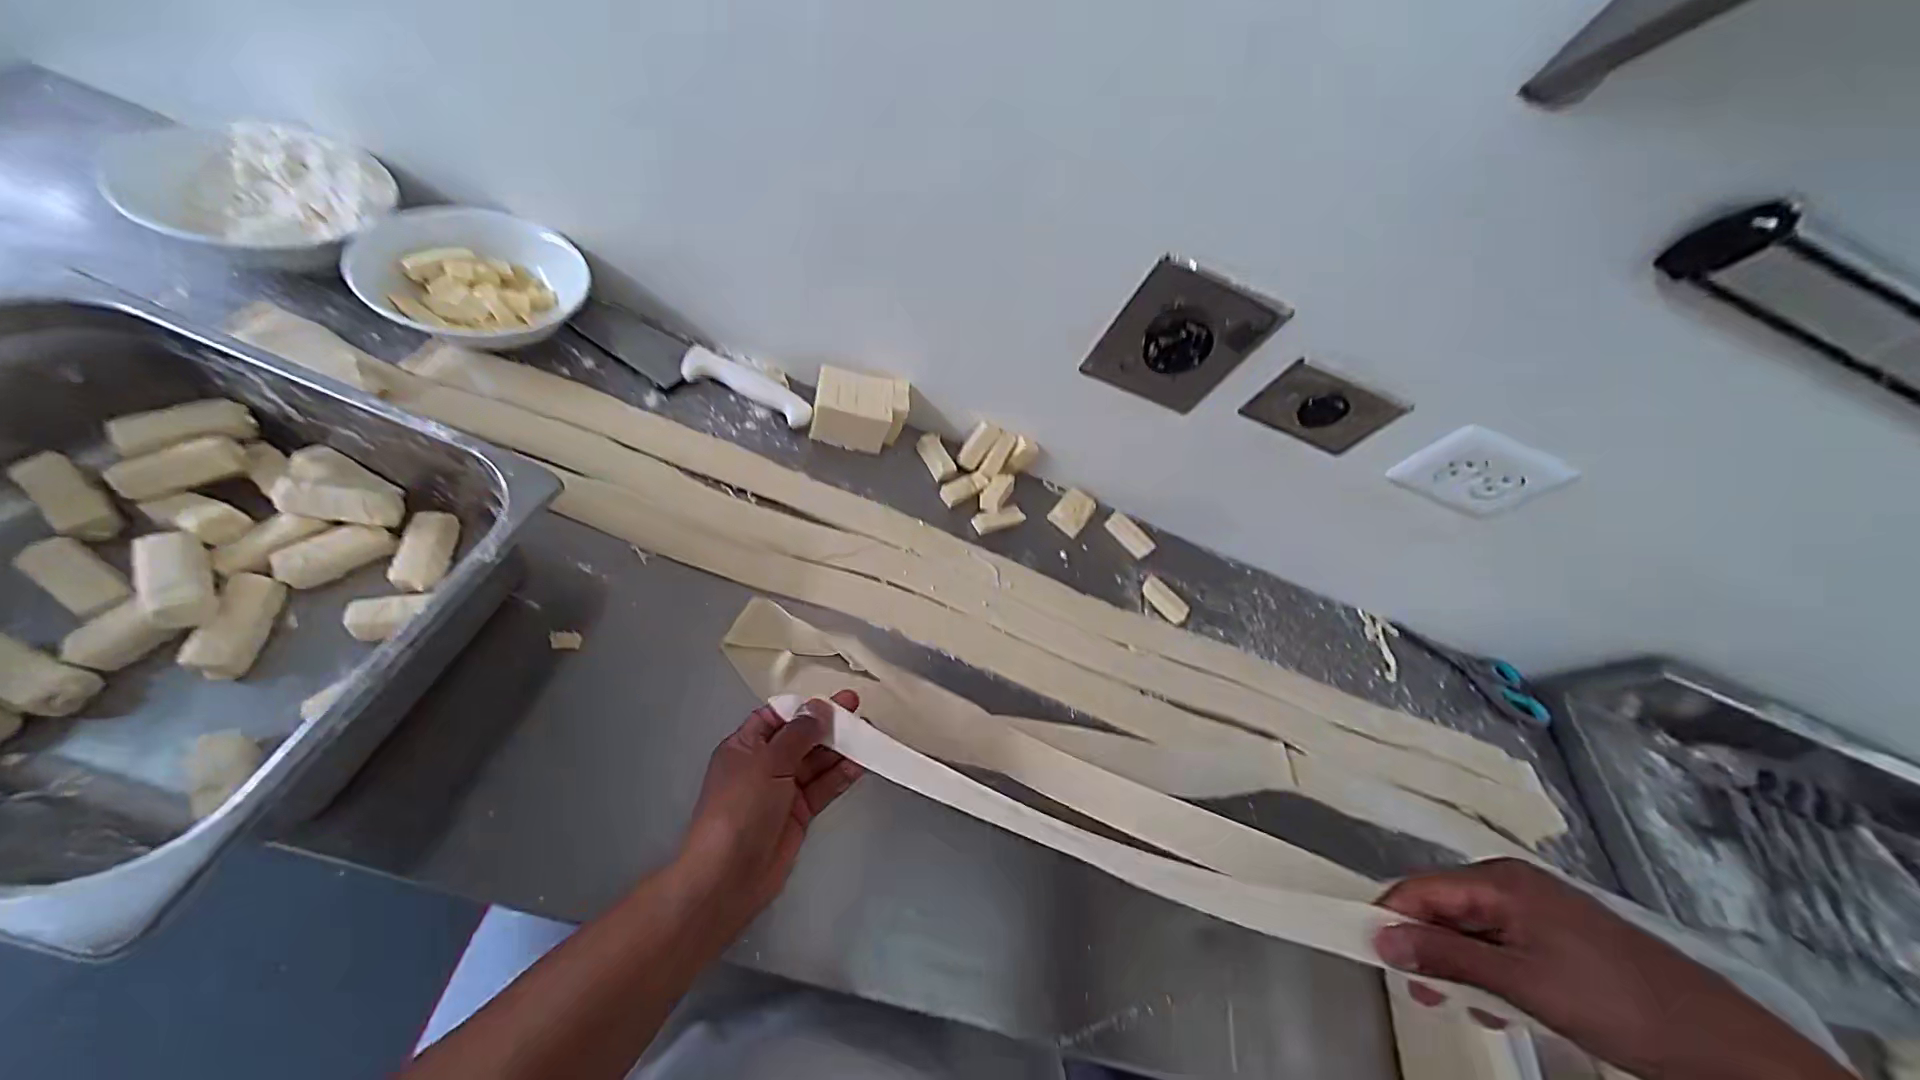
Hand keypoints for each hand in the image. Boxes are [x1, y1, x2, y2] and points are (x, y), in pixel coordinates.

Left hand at [674, 692, 864, 943]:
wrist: (728, 877)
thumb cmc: (738, 810)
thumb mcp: (767, 763)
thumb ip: (798, 734)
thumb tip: (818, 709)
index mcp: (744, 746)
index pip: (776, 716)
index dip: (803, 707)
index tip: (831, 700)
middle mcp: (763, 765)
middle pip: (801, 737)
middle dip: (827, 725)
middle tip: (856, 710)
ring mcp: (782, 790)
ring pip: (816, 761)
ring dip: (840, 748)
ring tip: (868, 734)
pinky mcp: (800, 812)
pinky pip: (824, 786)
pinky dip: (842, 774)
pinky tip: (860, 763)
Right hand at [1374, 859, 1847, 1079]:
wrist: (1724, 1046)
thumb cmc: (1615, 1002)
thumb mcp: (1520, 982)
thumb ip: (1445, 956)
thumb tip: (1381, 941)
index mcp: (1501, 881)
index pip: (1421, 888)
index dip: (1390, 917)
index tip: (1368, 950)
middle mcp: (1514, 884)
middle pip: (1444, 906)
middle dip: (1425, 946)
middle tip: (1417, 990)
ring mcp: (1539, 908)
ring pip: (1471, 928)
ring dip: (1456, 964)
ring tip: (1458, 1003)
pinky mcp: (1558, 935)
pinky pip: (1500, 943)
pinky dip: (1487, 970)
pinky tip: (1496, 1002)